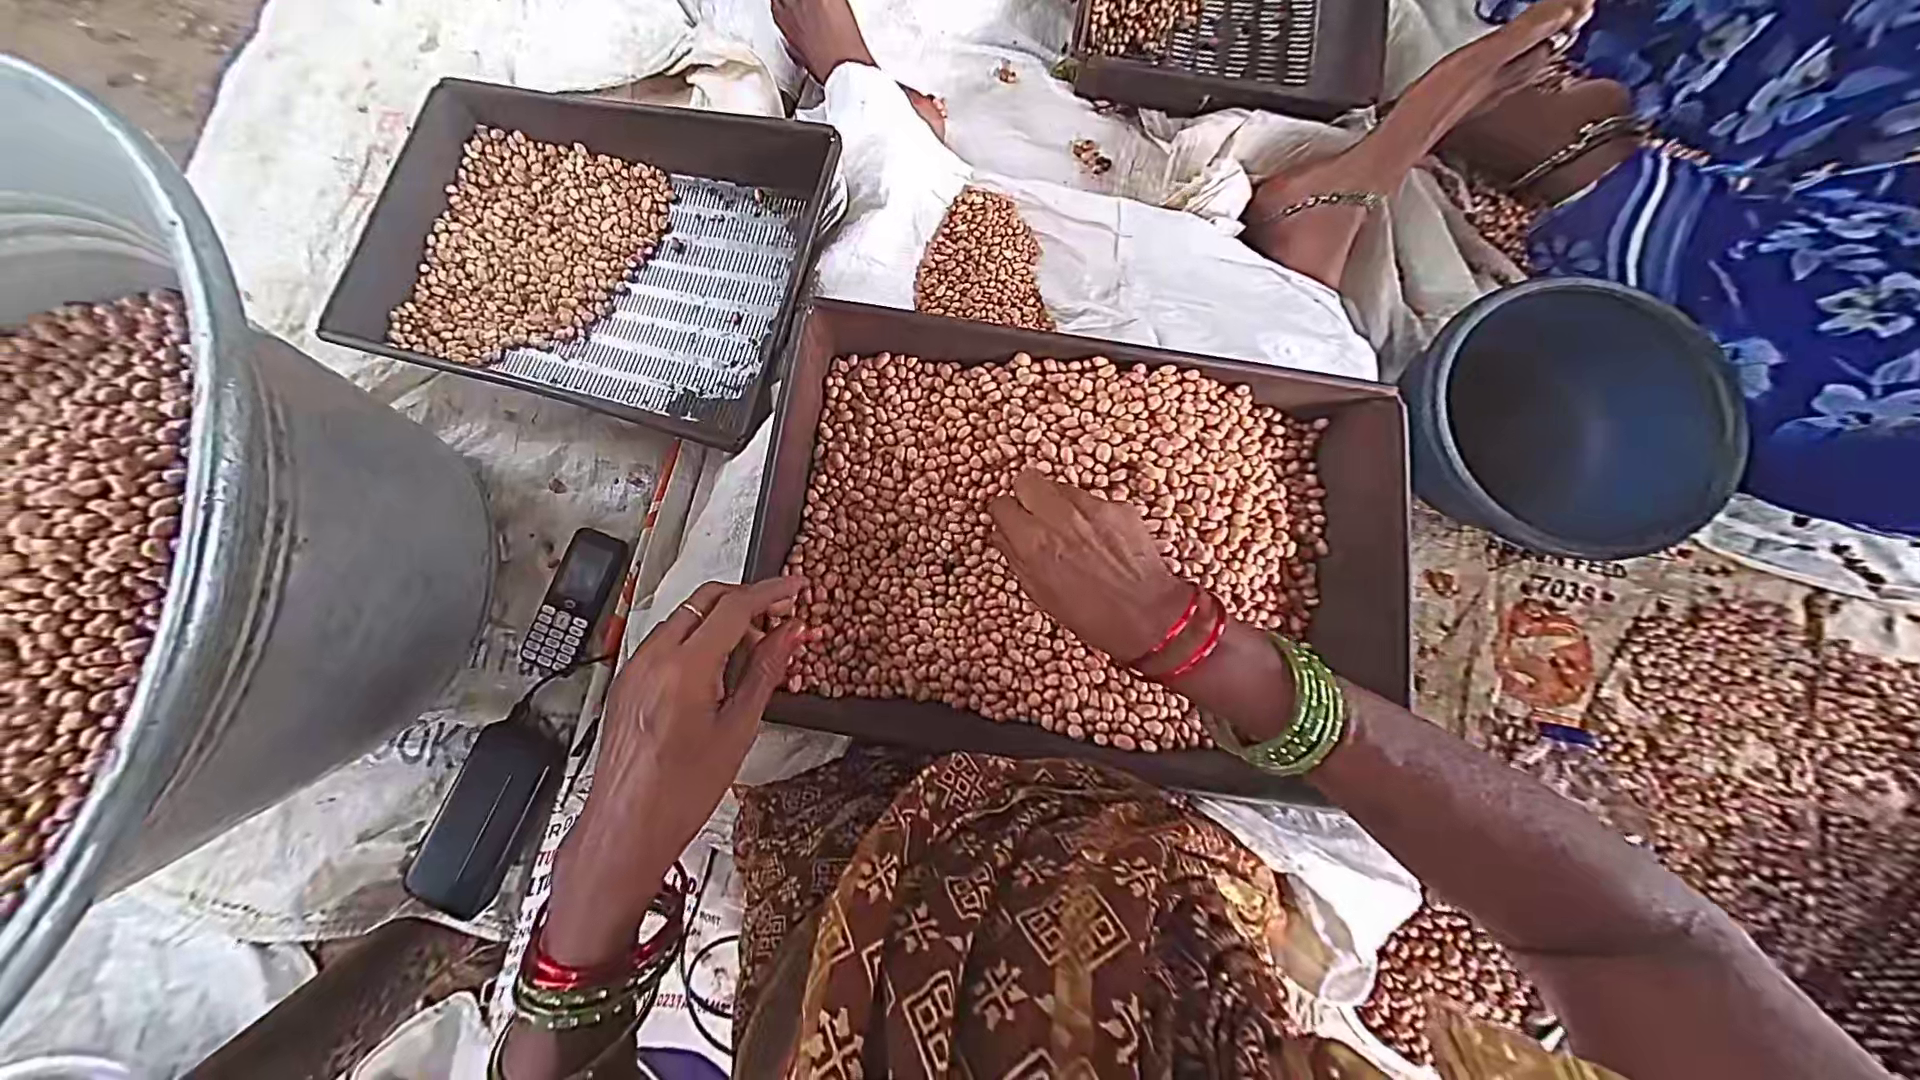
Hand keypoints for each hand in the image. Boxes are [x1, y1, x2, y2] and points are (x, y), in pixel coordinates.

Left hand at [545, 577, 804, 964]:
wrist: (625, 830)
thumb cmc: (679, 793)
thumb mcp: (738, 728)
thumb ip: (766, 670)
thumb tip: (791, 634)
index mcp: (683, 669)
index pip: (735, 606)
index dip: (772, 591)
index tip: (796, 586)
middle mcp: (652, 659)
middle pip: (707, 599)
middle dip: (749, 600)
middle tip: (780, 618)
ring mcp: (635, 668)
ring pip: (688, 617)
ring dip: (725, 621)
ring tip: (755, 655)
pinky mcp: (629, 680)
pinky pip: (670, 640)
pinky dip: (702, 640)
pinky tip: (723, 671)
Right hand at [988, 470, 1192, 661]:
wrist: (1145, 615)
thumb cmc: (1091, 614)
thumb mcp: (1040, 592)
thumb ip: (1015, 557)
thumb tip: (1001, 535)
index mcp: (1034, 543)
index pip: (1001, 504)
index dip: (1005, 514)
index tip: (1010, 520)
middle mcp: (1059, 519)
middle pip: (1026, 480)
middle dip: (1026, 494)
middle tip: (1034, 513)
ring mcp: (1091, 508)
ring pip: (1059, 486)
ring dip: (1058, 502)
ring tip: (1070, 529)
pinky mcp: (1117, 506)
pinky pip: (1091, 498)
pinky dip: (1088, 512)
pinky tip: (1097, 535)